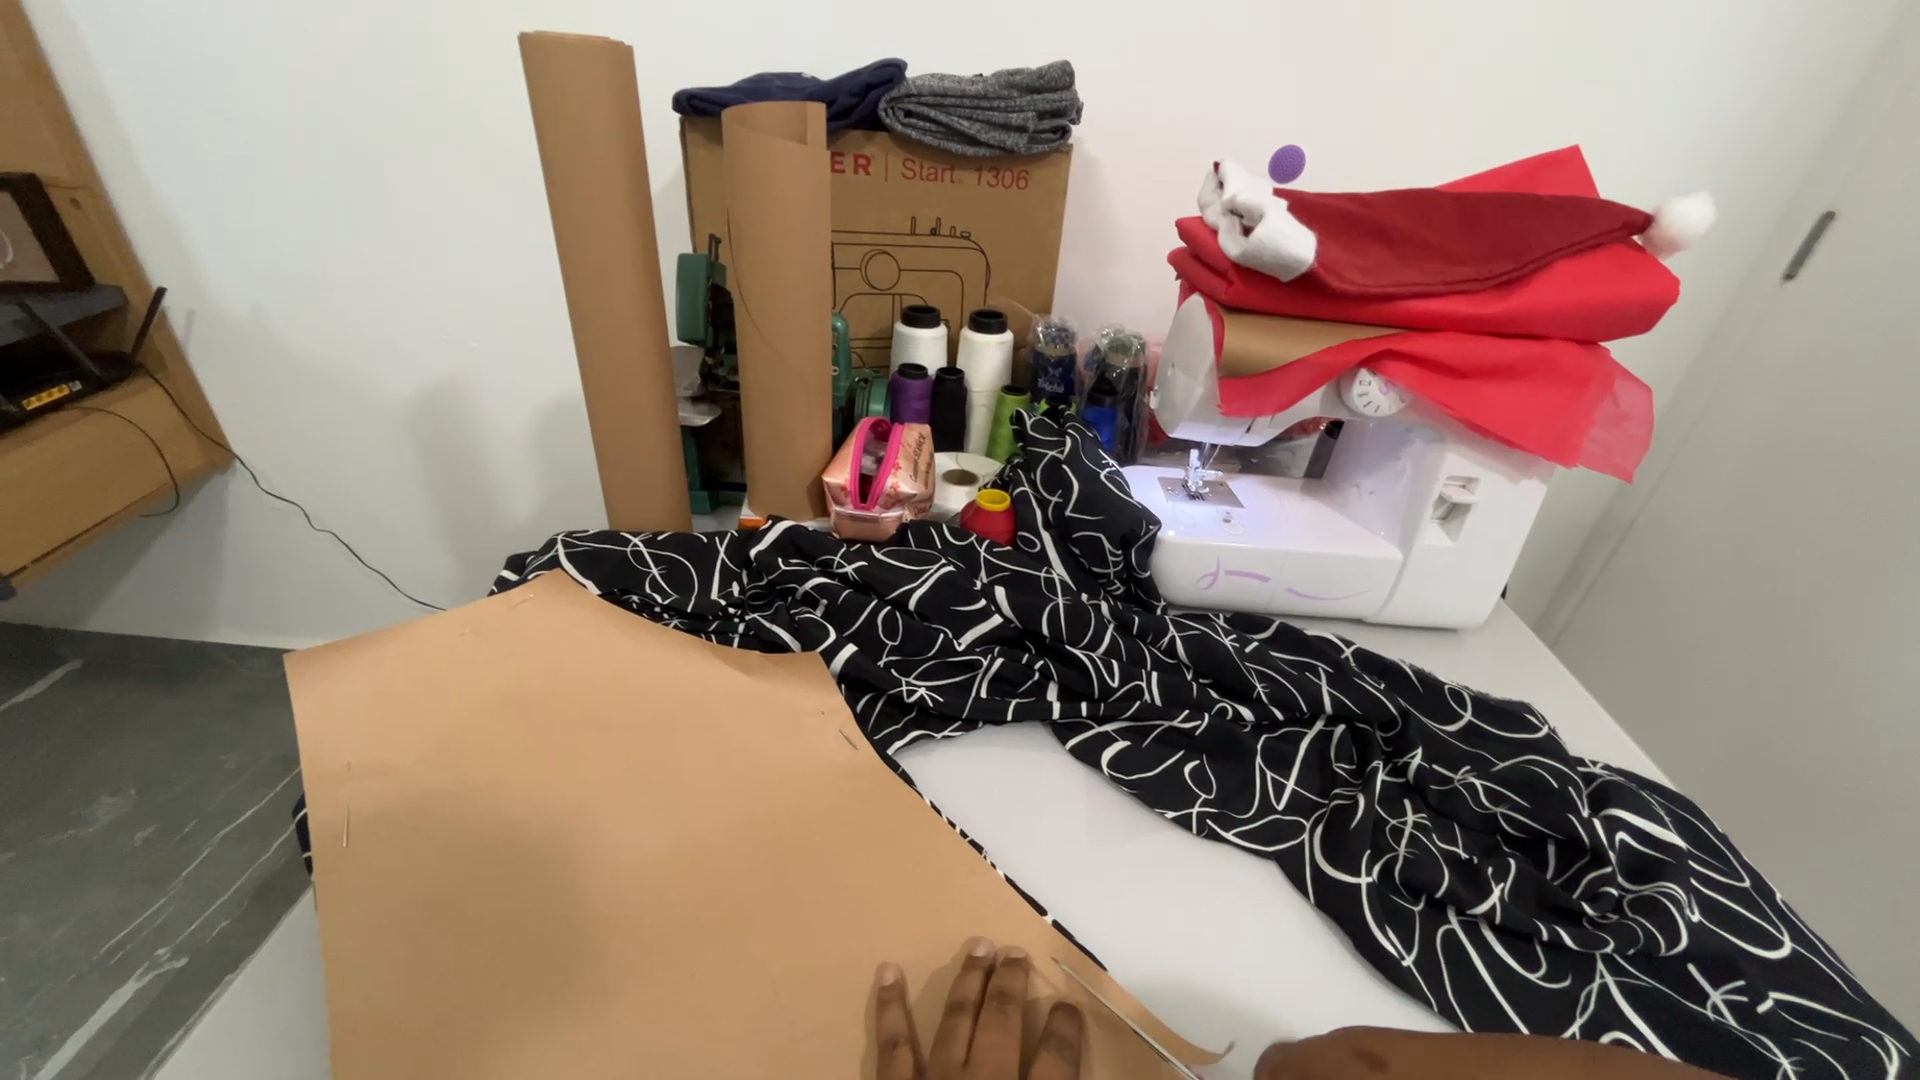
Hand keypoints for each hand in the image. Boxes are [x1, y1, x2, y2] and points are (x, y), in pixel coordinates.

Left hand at [874, 937, 1085, 1079]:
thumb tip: (1066, 1069)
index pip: (1056, 1061)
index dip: (1066, 1031)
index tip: (1069, 1005)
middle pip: (1002, 1023)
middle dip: (1011, 984)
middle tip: (1014, 952)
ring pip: (955, 1021)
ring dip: (968, 982)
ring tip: (978, 946)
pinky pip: (893, 1047)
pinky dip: (890, 1006)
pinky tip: (888, 972)